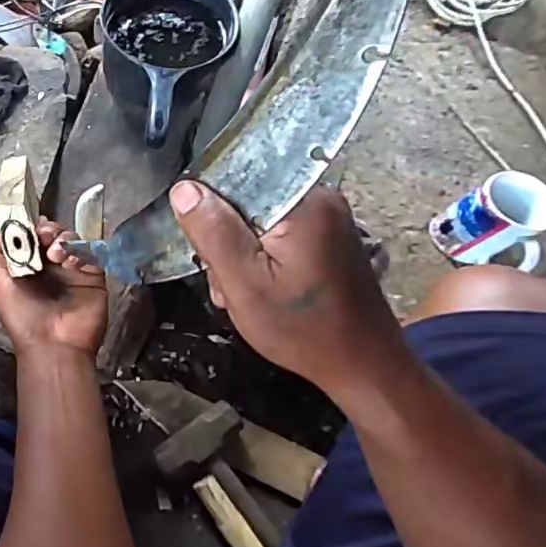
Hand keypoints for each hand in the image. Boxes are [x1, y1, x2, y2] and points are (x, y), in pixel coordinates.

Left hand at [0, 218, 108, 357]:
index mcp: (27, 267)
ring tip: (55, 254)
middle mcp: (50, 266)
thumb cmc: (22, 319)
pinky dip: (80, 250)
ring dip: (62, 238)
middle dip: (46, 229)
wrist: (53, 346)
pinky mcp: (92, 275)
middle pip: (51, 232)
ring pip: (70, 238)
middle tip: (43, 236)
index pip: (30, 235)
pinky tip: (69, 262)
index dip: (28, 226)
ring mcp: (72, 269)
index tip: (27, 224)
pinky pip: (90, 251)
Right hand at [170, 181, 403, 397]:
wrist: (361, 366)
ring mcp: (327, 220)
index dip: (211, 213)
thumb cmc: (304, 330)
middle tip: (229, 285)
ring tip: (245, 295)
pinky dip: (263, 263)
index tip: (208, 252)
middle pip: (247, 203)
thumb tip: (184, 189)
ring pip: (259, 223)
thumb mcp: (245, 284)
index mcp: (304, 200)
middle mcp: (320, 199)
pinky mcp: (327, 240)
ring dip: (243, 258)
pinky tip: (261, 291)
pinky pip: (279, 238)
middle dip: (228, 243)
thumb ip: (214, 233)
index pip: (237, 180)